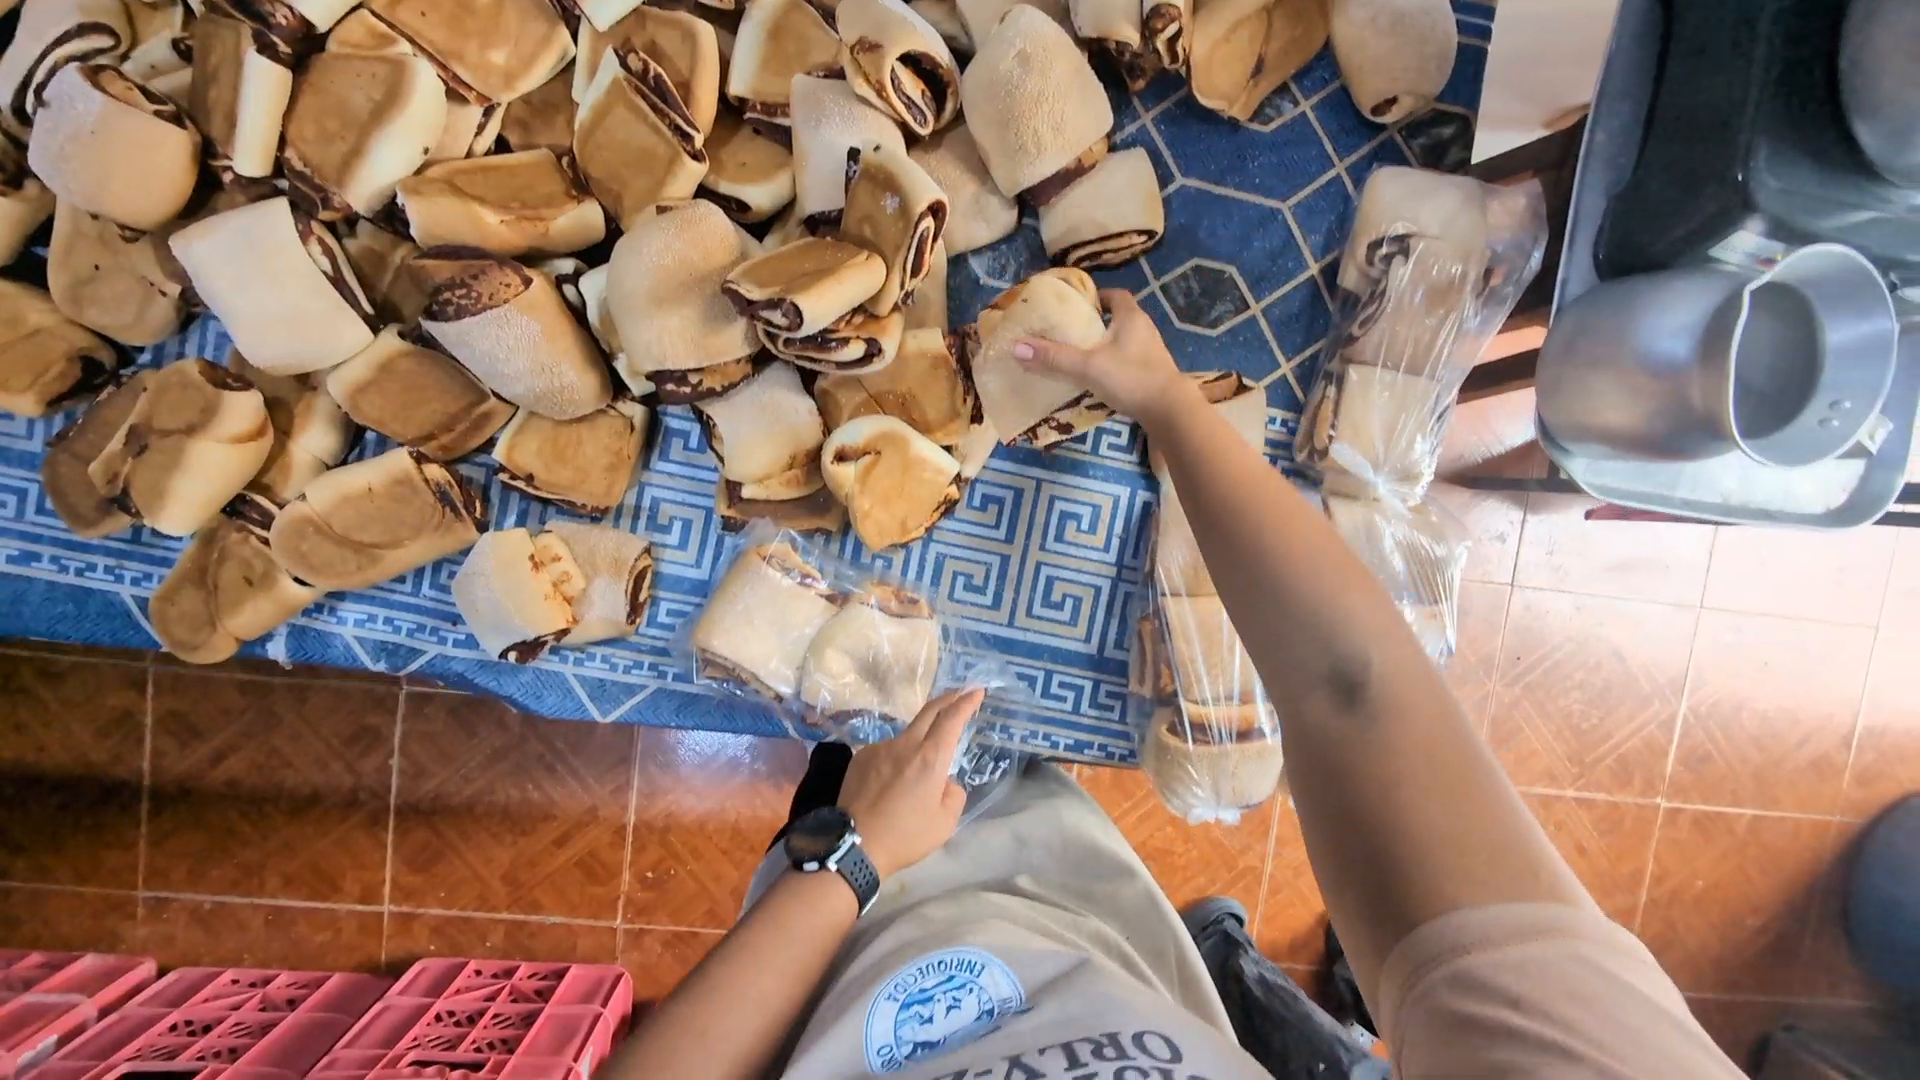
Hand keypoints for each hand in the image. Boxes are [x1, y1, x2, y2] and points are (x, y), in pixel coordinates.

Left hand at [838, 687, 981, 877]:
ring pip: (906, 736)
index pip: (952, 719)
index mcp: (931, 758)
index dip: (966, 702)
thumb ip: (953, 794)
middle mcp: (906, 744)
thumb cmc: (905, 836)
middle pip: (930, 711)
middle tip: (960, 694)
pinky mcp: (861, 757)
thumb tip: (945, 781)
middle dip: (948, 699)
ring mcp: (880, 748)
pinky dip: (895, 761)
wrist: (855, 845)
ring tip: (915, 775)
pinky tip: (890, 785)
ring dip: (918, 743)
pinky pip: (886, 752)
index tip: (976, 691)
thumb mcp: (945, 822)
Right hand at [1013, 289, 1196, 427]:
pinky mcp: (1153, 374)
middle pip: (1119, 318)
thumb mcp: (1087, 367)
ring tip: (1081, 355)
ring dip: (1105, 345)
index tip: (1078, 305)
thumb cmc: (1131, 378)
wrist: (1170, 410)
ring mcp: (1151, 353)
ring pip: (1124, 341)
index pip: (1115, 295)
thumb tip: (1015, 347)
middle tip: (1072, 331)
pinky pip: (1129, 362)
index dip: (1097, 297)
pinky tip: (1100, 378)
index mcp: (1131, 317)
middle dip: (1097, 323)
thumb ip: (1053, 358)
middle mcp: (1144, 330)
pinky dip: (1114, 365)